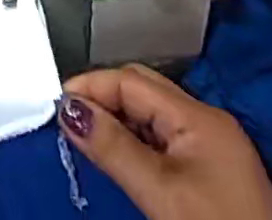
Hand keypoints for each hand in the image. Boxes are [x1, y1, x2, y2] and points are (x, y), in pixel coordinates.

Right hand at [59, 63, 271, 219]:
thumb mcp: (158, 191)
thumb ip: (110, 145)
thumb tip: (65, 107)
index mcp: (199, 117)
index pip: (128, 80)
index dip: (88, 87)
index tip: (57, 109)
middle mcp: (207, 120)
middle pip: (139, 87)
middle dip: (101, 98)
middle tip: (71, 122)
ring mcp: (214, 143)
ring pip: (148, 110)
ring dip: (116, 118)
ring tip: (90, 139)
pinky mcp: (214, 167)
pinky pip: (161, 133)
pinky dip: (134, 137)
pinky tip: (120, 156)